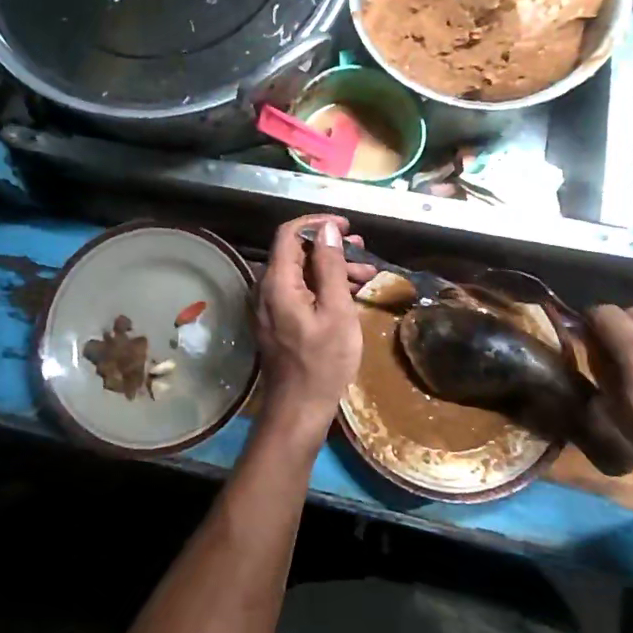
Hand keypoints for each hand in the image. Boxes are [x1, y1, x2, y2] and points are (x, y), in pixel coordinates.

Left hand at [253, 216, 374, 436]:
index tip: (346, 228)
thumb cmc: (323, 362)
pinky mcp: (277, 321)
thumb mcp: (336, 311)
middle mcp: (266, 289)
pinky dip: (322, 288)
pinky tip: (350, 294)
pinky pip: (298, 292)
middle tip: (362, 252)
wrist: (298, 408)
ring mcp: (269, 306)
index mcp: (277, 282)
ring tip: (366, 275)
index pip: (288, 234)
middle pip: (294, 253)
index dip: (317, 224)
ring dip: (330, 269)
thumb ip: (330, 267)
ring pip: (299, 273)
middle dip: (329, 248)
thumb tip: (328, 231)